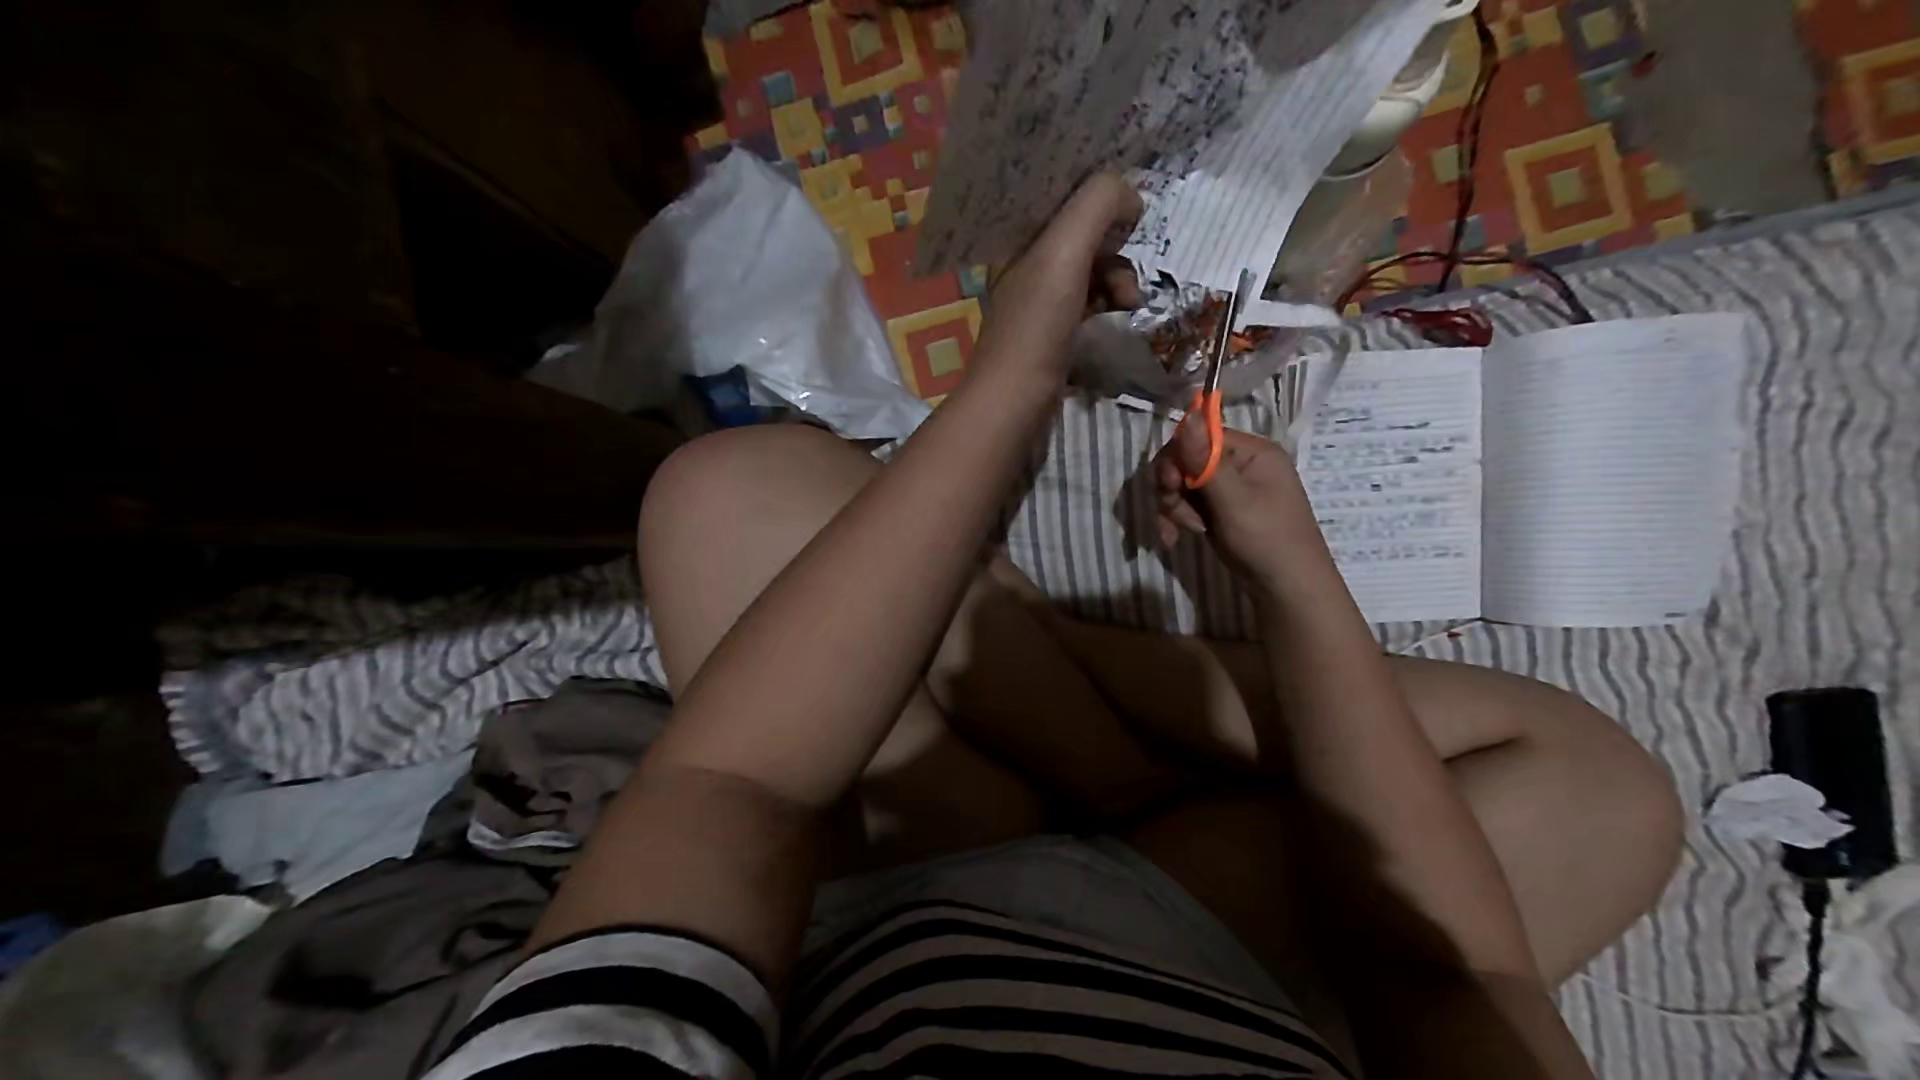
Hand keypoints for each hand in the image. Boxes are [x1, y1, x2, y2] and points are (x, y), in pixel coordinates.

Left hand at [970, 173, 1142, 381]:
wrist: (1016, 400)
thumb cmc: (1036, 324)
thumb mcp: (1064, 251)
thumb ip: (1097, 205)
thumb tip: (1131, 197)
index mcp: (1018, 237)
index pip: (1060, 192)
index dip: (1097, 191)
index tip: (1129, 203)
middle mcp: (1026, 261)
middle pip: (1082, 230)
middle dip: (1115, 243)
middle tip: (1128, 264)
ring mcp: (1040, 298)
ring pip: (1092, 267)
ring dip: (1119, 276)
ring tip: (1128, 301)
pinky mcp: (1054, 329)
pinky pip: (1091, 299)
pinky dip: (1110, 302)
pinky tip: (1119, 314)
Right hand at [1153, 421, 1325, 588]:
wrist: (1287, 589)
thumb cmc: (1267, 540)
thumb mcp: (1233, 501)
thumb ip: (1205, 460)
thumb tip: (1189, 412)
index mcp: (1251, 451)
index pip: (1198, 436)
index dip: (1176, 459)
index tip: (1168, 487)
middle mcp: (1239, 463)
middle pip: (1185, 460)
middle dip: (1171, 488)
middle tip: (1173, 516)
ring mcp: (1229, 488)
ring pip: (1181, 484)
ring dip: (1172, 508)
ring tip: (1179, 532)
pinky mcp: (1219, 510)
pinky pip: (1187, 504)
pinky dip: (1176, 519)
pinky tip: (1173, 539)